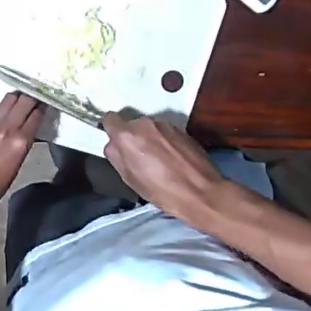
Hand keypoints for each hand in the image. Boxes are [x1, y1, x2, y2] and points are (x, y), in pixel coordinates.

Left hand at [0, 92, 42, 203]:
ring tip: (20, 100)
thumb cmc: (1, 179)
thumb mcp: (21, 157)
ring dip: (17, 98)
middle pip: (24, 100)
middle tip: (34, 97)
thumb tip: (30, 122)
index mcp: (21, 139)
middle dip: (31, 96)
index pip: (36, 114)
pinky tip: (2, 116)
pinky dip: (1, 110)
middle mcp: (7, 127)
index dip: (42, 106)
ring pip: (8, 99)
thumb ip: (26, 137)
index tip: (44, 103)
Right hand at [101, 113, 230, 226]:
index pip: (110, 119)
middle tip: (140, 157)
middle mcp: (144, 123)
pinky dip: (164, 140)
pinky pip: (164, 131)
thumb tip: (114, 145)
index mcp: (126, 136)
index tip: (119, 143)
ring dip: (150, 137)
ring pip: (149, 127)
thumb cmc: (161, 191)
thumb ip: (117, 156)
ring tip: (159, 159)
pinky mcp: (180, 128)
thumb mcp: (129, 178)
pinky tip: (172, 158)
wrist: (200, 191)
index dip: (113, 131)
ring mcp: (164, 124)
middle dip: (133, 137)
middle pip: (131, 124)